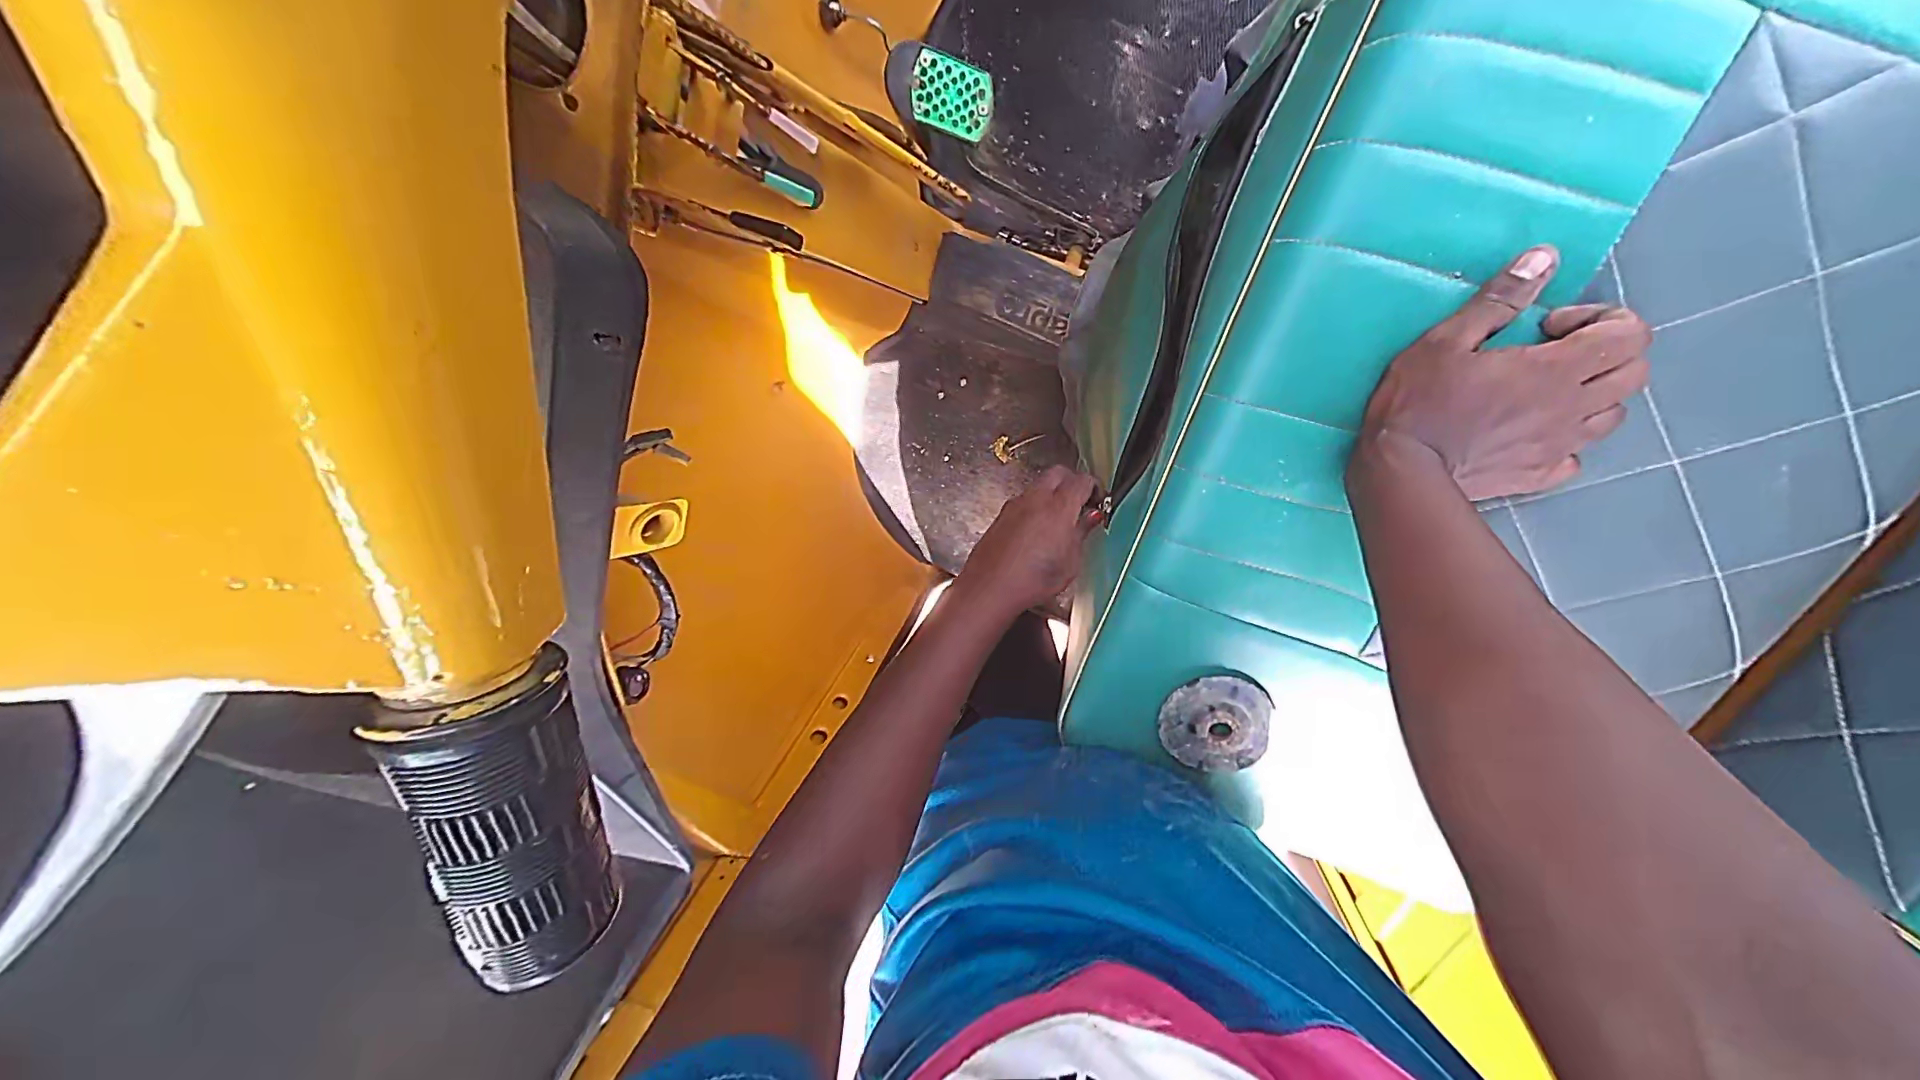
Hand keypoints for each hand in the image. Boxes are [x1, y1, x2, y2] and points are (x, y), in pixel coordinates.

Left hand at [955, 466, 1100, 615]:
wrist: (989, 588)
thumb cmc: (1030, 580)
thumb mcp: (1070, 562)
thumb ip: (1082, 533)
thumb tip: (1090, 519)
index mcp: (1059, 506)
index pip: (1082, 480)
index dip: (1094, 488)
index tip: (1097, 501)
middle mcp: (1035, 499)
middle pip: (1058, 473)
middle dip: (1072, 482)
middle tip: (1080, 502)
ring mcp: (1015, 505)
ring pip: (1038, 486)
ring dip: (1051, 494)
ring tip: (1058, 520)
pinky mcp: (1001, 516)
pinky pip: (1022, 502)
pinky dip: (1034, 507)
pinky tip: (1037, 531)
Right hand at [1355, 245, 1651, 500]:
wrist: (1399, 470)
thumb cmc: (1417, 403)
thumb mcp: (1443, 342)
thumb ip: (1497, 300)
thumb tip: (1543, 258)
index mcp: (1555, 370)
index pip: (1630, 333)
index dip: (1600, 318)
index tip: (1548, 326)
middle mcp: (1571, 408)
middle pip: (1633, 373)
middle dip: (1604, 353)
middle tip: (1552, 355)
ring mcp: (1558, 446)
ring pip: (1611, 415)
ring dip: (1590, 396)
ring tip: (1544, 395)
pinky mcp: (1538, 476)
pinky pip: (1575, 457)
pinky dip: (1565, 442)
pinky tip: (1532, 435)